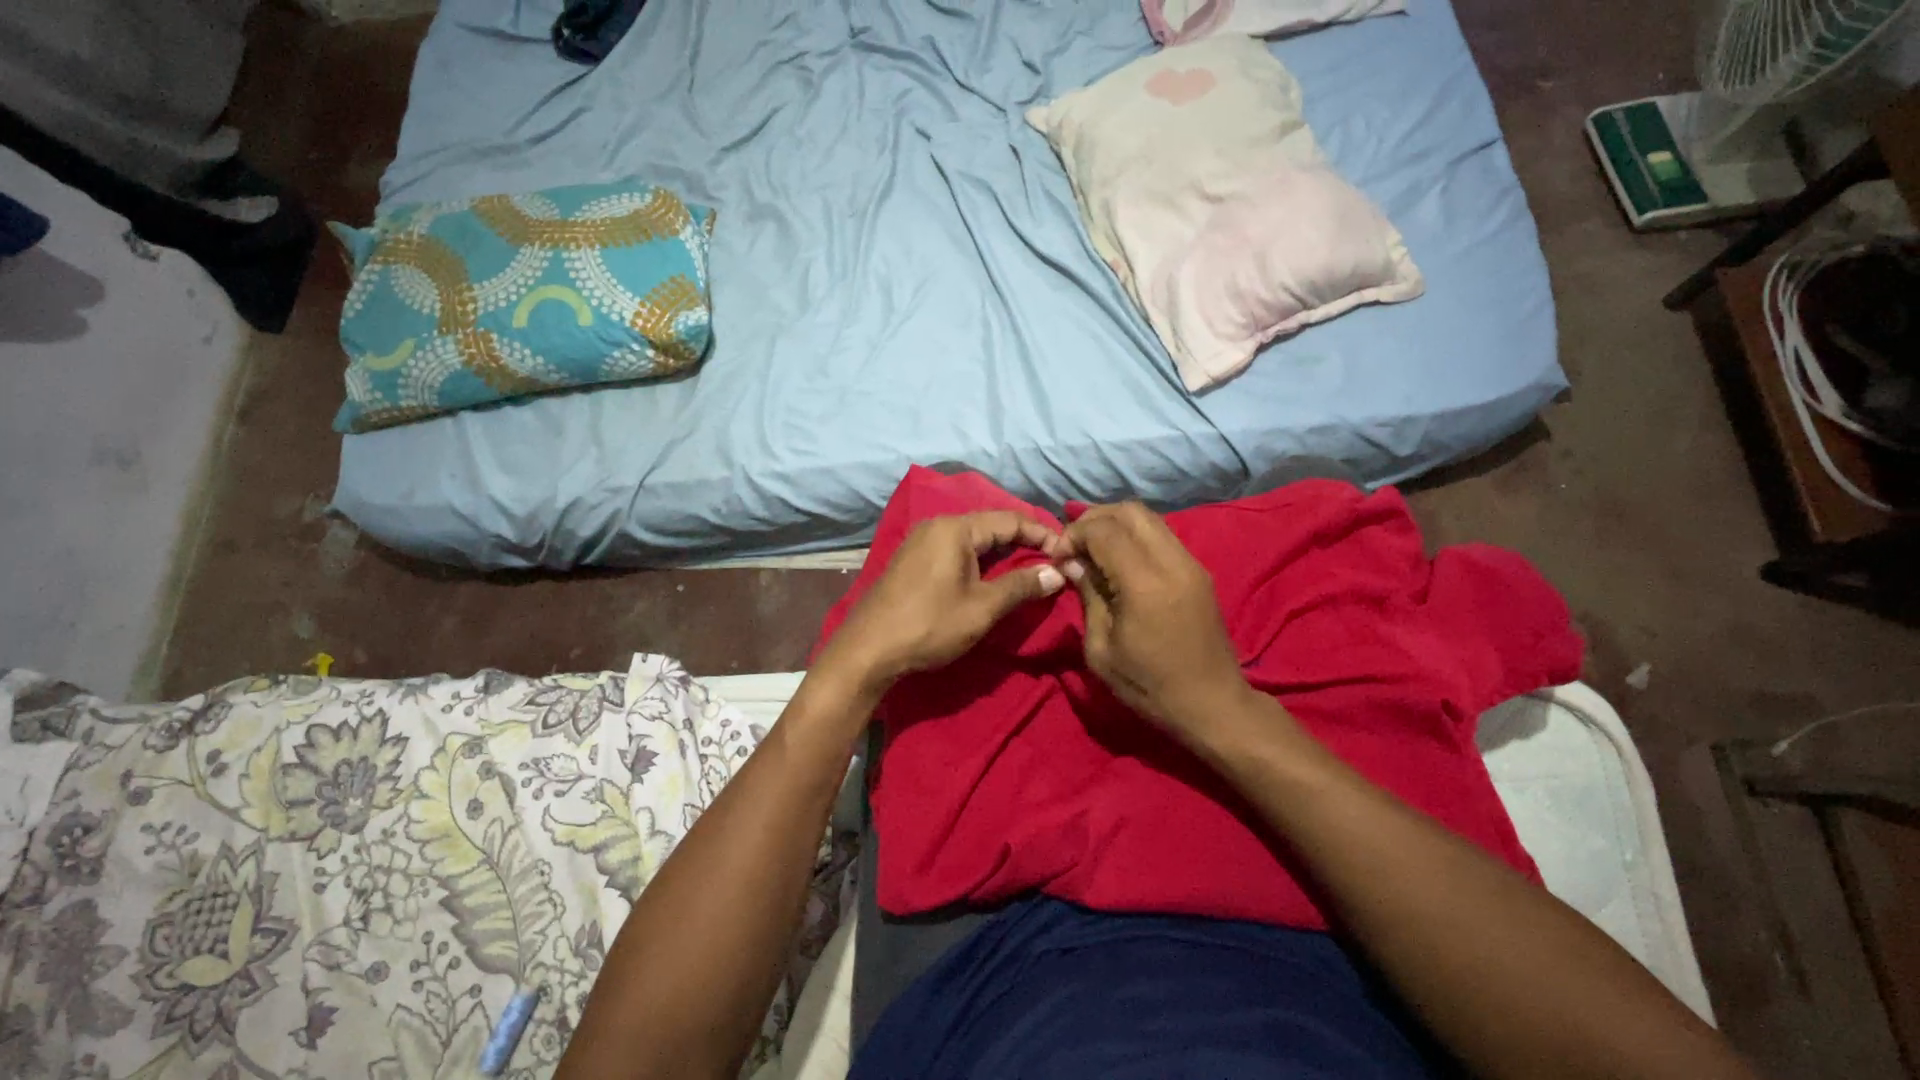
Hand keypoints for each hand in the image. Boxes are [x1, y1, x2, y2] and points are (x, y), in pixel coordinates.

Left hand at [818, 511, 1068, 695]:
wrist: (868, 650)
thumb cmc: (929, 625)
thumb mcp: (982, 608)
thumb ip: (1022, 586)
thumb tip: (1058, 573)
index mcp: (955, 529)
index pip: (1010, 520)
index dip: (1043, 535)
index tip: (1068, 554)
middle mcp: (937, 526)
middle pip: (991, 526)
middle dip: (1024, 543)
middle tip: (1054, 563)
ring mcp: (922, 542)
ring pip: (973, 540)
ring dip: (1003, 553)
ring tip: (1031, 572)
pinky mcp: (913, 561)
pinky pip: (956, 551)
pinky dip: (980, 561)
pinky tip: (994, 578)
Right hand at [1060, 502, 1251, 734]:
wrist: (1211, 704)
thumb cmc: (1149, 686)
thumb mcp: (1101, 650)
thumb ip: (1088, 596)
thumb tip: (1073, 563)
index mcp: (1145, 584)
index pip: (1104, 531)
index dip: (1074, 535)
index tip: (1057, 557)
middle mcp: (1172, 563)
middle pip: (1130, 511)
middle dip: (1094, 519)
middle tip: (1073, 546)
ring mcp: (1191, 564)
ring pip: (1149, 518)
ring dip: (1116, 524)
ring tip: (1092, 551)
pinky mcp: (1198, 571)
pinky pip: (1162, 536)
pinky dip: (1134, 537)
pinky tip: (1117, 561)